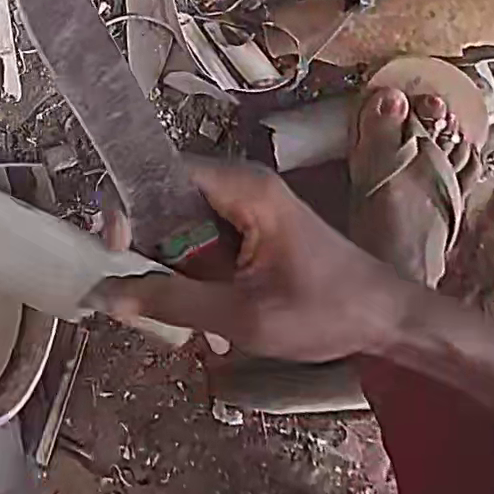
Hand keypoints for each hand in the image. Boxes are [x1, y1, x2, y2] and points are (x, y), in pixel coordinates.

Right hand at [97, 158, 416, 362]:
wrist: (389, 320)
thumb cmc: (324, 312)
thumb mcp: (240, 316)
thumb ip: (169, 302)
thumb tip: (104, 293)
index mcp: (241, 187)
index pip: (158, 173)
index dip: (126, 208)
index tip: (116, 252)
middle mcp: (238, 182)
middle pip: (162, 196)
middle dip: (144, 243)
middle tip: (137, 287)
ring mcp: (243, 201)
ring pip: (176, 219)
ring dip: (166, 260)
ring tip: (168, 303)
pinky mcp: (246, 222)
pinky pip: (197, 233)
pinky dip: (187, 265)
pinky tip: (197, 301)